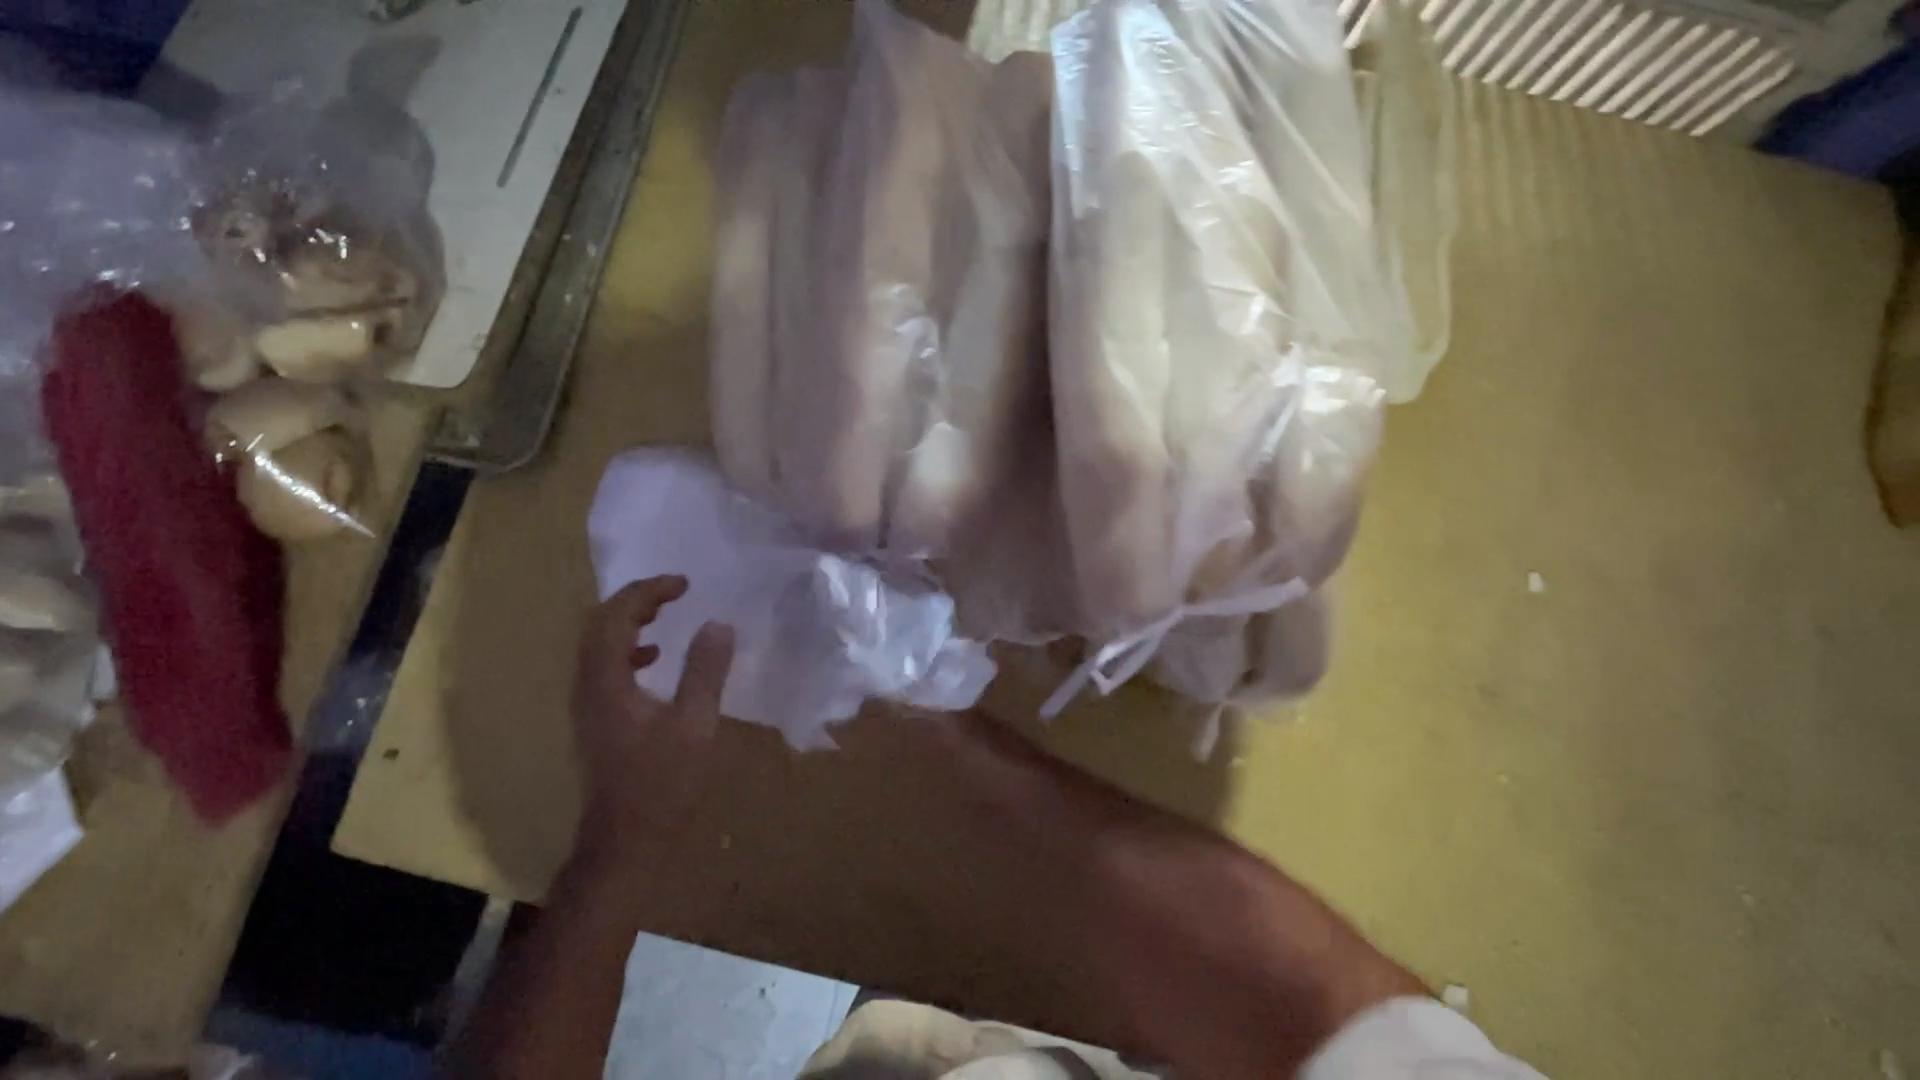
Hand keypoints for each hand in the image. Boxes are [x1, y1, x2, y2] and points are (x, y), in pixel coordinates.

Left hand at [569, 575, 735, 874]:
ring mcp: (586, 704)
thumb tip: (718, 624)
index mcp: (606, 681)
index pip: (616, 617)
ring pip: (598, 645)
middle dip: (635, 600)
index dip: (647, 592)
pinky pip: (604, 666)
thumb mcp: (694, 725)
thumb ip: (705, 672)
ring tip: (665, 614)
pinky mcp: (595, 719)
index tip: (683, 583)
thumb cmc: (661, 784)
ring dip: (628, 622)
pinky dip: (628, 649)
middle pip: (598, 624)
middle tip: (673, 591)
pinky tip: (656, 659)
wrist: (624, 841)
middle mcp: (586, 686)